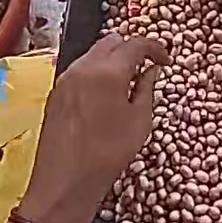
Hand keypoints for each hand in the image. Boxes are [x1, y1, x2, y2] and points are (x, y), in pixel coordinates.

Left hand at [22, 35, 168, 222]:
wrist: (64, 181)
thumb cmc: (108, 154)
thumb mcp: (139, 122)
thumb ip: (147, 89)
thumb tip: (151, 70)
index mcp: (107, 71)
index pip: (136, 44)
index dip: (155, 48)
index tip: (165, 60)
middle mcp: (83, 67)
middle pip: (112, 41)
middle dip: (131, 49)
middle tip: (146, 68)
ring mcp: (66, 78)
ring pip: (94, 53)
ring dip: (113, 60)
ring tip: (127, 83)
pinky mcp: (56, 91)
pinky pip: (81, 69)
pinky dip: (97, 72)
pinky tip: (106, 94)